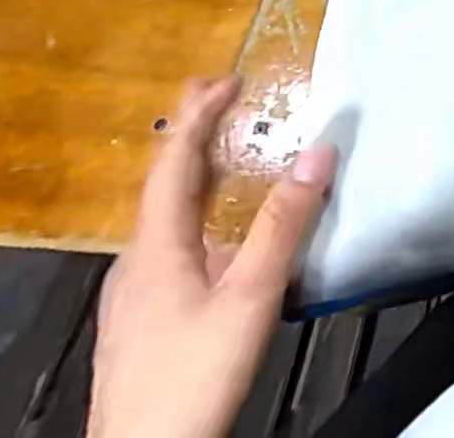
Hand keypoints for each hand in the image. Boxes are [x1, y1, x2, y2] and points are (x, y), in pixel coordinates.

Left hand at [90, 77, 338, 437]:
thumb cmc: (194, 375)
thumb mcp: (250, 296)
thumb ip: (285, 223)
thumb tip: (318, 151)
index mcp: (155, 248)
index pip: (174, 164)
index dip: (198, 117)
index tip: (227, 79)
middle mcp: (137, 261)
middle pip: (163, 182)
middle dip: (189, 132)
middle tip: (216, 92)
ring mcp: (136, 292)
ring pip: (164, 213)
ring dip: (194, 168)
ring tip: (220, 145)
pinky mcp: (145, 316)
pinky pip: (170, 238)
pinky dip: (195, 205)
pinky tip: (214, 228)